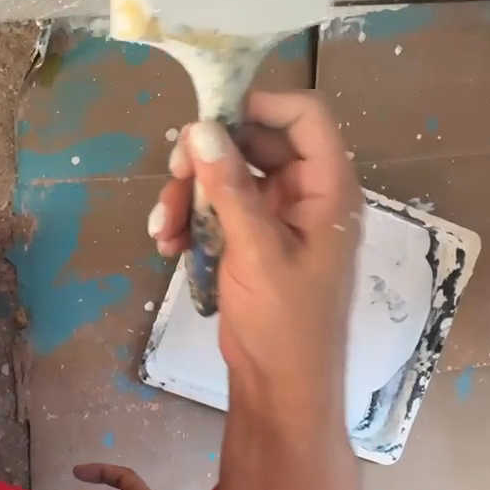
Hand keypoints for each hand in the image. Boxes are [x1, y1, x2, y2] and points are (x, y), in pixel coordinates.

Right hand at [148, 92, 363, 409]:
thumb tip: (200, 129)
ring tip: (162, 228)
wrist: (278, 384)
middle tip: (172, 175)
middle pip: (253, 144)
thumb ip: (230, 187)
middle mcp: (303, 193)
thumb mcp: (257, 250)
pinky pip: (215, 208)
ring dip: (188, 195)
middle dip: (207, 159)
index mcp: (327, 189)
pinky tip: (168, 244)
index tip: (210, 117)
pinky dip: (189, 219)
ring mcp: (273, 216)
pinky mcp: (248, 237)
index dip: (261, 105)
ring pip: (225, 176)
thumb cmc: (285, 321)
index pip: (305, 118)